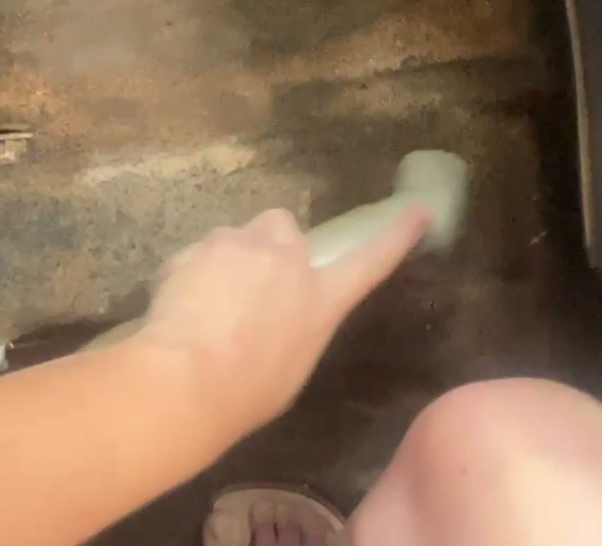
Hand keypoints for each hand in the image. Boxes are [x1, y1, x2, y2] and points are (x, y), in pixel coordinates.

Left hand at [130, 206, 428, 436]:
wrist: (187, 378)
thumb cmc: (248, 392)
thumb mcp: (292, 365)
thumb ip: (297, 325)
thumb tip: (278, 314)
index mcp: (319, 297)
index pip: (369, 261)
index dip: (396, 236)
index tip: (420, 210)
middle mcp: (284, 257)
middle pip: (282, 226)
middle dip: (270, 243)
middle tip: (252, 283)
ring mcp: (240, 244)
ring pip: (237, 237)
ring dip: (229, 260)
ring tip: (209, 306)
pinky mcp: (200, 245)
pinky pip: (197, 255)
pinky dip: (192, 274)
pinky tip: (181, 308)